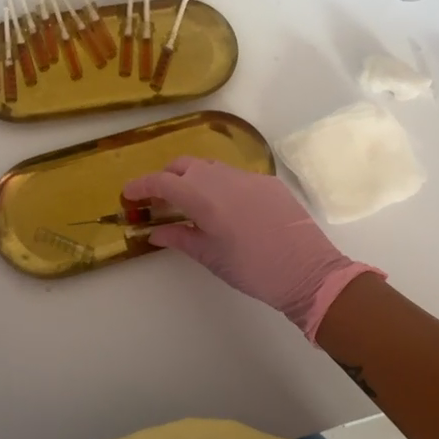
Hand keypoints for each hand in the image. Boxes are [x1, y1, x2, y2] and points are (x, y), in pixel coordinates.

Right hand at [124, 158, 382, 341]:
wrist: (310, 272)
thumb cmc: (254, 270)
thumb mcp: (211, 257)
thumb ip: (180, 238)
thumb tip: (155, 232)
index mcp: (204, 198)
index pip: (162, 182)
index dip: (141, 186)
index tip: (128, 195)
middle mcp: (222, 178)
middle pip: (183, 165)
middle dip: (165, 178)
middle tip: (158, 201)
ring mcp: (247, 177)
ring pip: (209, 166)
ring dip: (192, 178)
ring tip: (189, 203)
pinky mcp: (267, 182)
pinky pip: (233, 175)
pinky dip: (218, 183)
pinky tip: (224, 208)